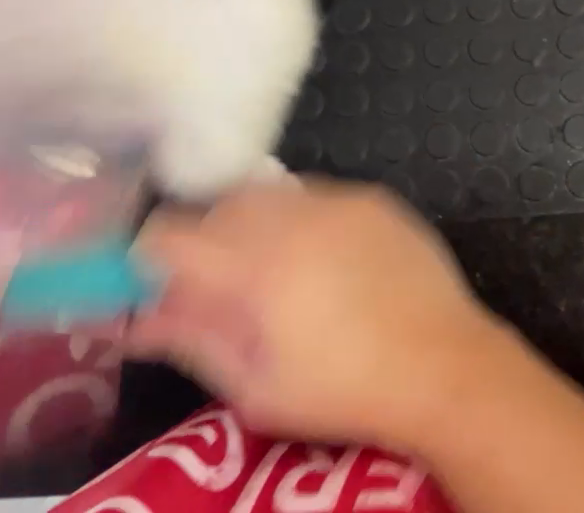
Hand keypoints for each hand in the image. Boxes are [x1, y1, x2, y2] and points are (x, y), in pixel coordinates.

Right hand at [127, 179, 512, 450]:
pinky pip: (318, 195)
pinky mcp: (376, 199)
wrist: (444, 363)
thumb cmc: (343, 389)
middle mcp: (293, 216)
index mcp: (254, 264)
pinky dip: (302, 218)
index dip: (149, 257)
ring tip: (274, 274)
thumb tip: (139, 317)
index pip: (169, 233)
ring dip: (253, 223)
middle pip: (219, 204)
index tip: (153, 284)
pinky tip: (323, 260)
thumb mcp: (255, 385)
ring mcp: (341, 200)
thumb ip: (192, 339)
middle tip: (218, 287)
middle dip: (204, 238)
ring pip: (269, 193)